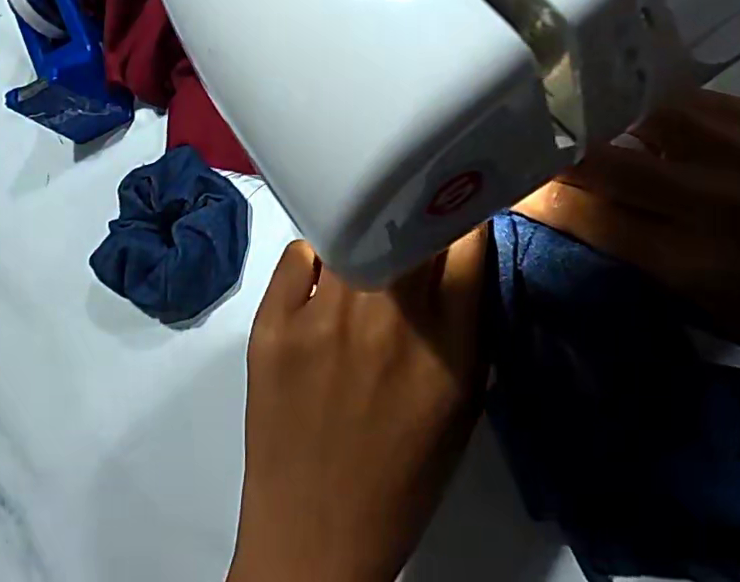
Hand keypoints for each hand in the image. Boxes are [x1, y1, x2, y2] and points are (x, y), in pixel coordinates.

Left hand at [229, 230, 488, 581]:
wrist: (317, 532)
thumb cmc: (403, 473)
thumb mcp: (462, 402)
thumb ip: (468, 323)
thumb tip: (462, 251)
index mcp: (446, 344)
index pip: (465, 240)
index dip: (461, 214)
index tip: (453, 208)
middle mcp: (387, 317)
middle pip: (407, 221)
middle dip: (414, 214)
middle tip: (407, 222)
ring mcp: (323, 315)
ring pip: (349, 226)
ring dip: (362, 233)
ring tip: (361, 252)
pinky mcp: (272, 323)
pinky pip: (298, 253)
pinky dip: (313, 258)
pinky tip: (318, 285)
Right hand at [514, 89, 739, 380]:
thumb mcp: (713, 316)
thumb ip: (640, 263)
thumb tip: (577, 219)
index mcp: (699, 262)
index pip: (587, 216)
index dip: (538, 199)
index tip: (510, 186)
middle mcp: (717, 200)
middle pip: (602, 159)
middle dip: (553, 151)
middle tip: (526, 142)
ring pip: (638, 112)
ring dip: (600, 116)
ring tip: (575, 113)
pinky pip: (688, 99)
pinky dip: (654, 109)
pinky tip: (645, 114)